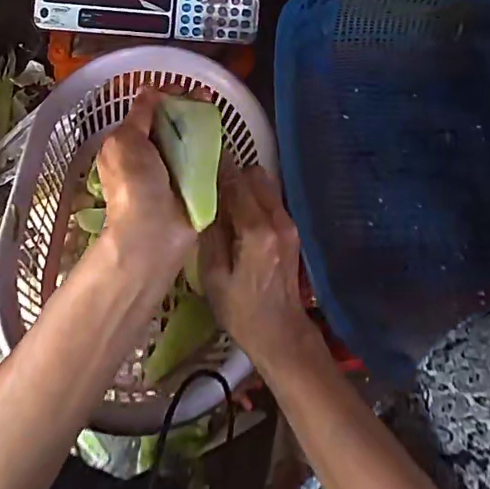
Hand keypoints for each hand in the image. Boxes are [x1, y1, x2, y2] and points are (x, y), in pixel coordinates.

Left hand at [93, 88, 196, 273]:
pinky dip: (211, 144)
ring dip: (200, 122)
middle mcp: (148, 156)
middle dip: (185, 107)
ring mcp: (171, 170)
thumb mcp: (126, 140)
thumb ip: (139, 114)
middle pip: (169, 124)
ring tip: (214, 106)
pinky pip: (202, 157)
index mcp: (126, 146)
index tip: (181, 88)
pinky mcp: (192, 184)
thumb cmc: (134, 184)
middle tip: (204, 96)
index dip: (162, 98)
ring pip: (187, 138)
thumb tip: (148, 89)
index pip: (146, 113)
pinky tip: (221, 131)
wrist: (153, 233)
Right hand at [198, 164, 320, 371]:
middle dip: (231, 173)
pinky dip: (253, 196)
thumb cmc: (241, 310)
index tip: (198, 154)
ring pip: (265, 184)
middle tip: (207, 181)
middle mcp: (277, 219)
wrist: (281, 334)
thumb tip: (202, 199)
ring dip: (243, 183)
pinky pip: (270, 199)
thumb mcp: (214, 275)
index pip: (236, 183)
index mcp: (257, 230)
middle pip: (254, 175)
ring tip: (220, 196)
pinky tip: (235, 213)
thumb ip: (210, 232)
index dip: (217, 167)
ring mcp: (288, 223)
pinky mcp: (290, 229)